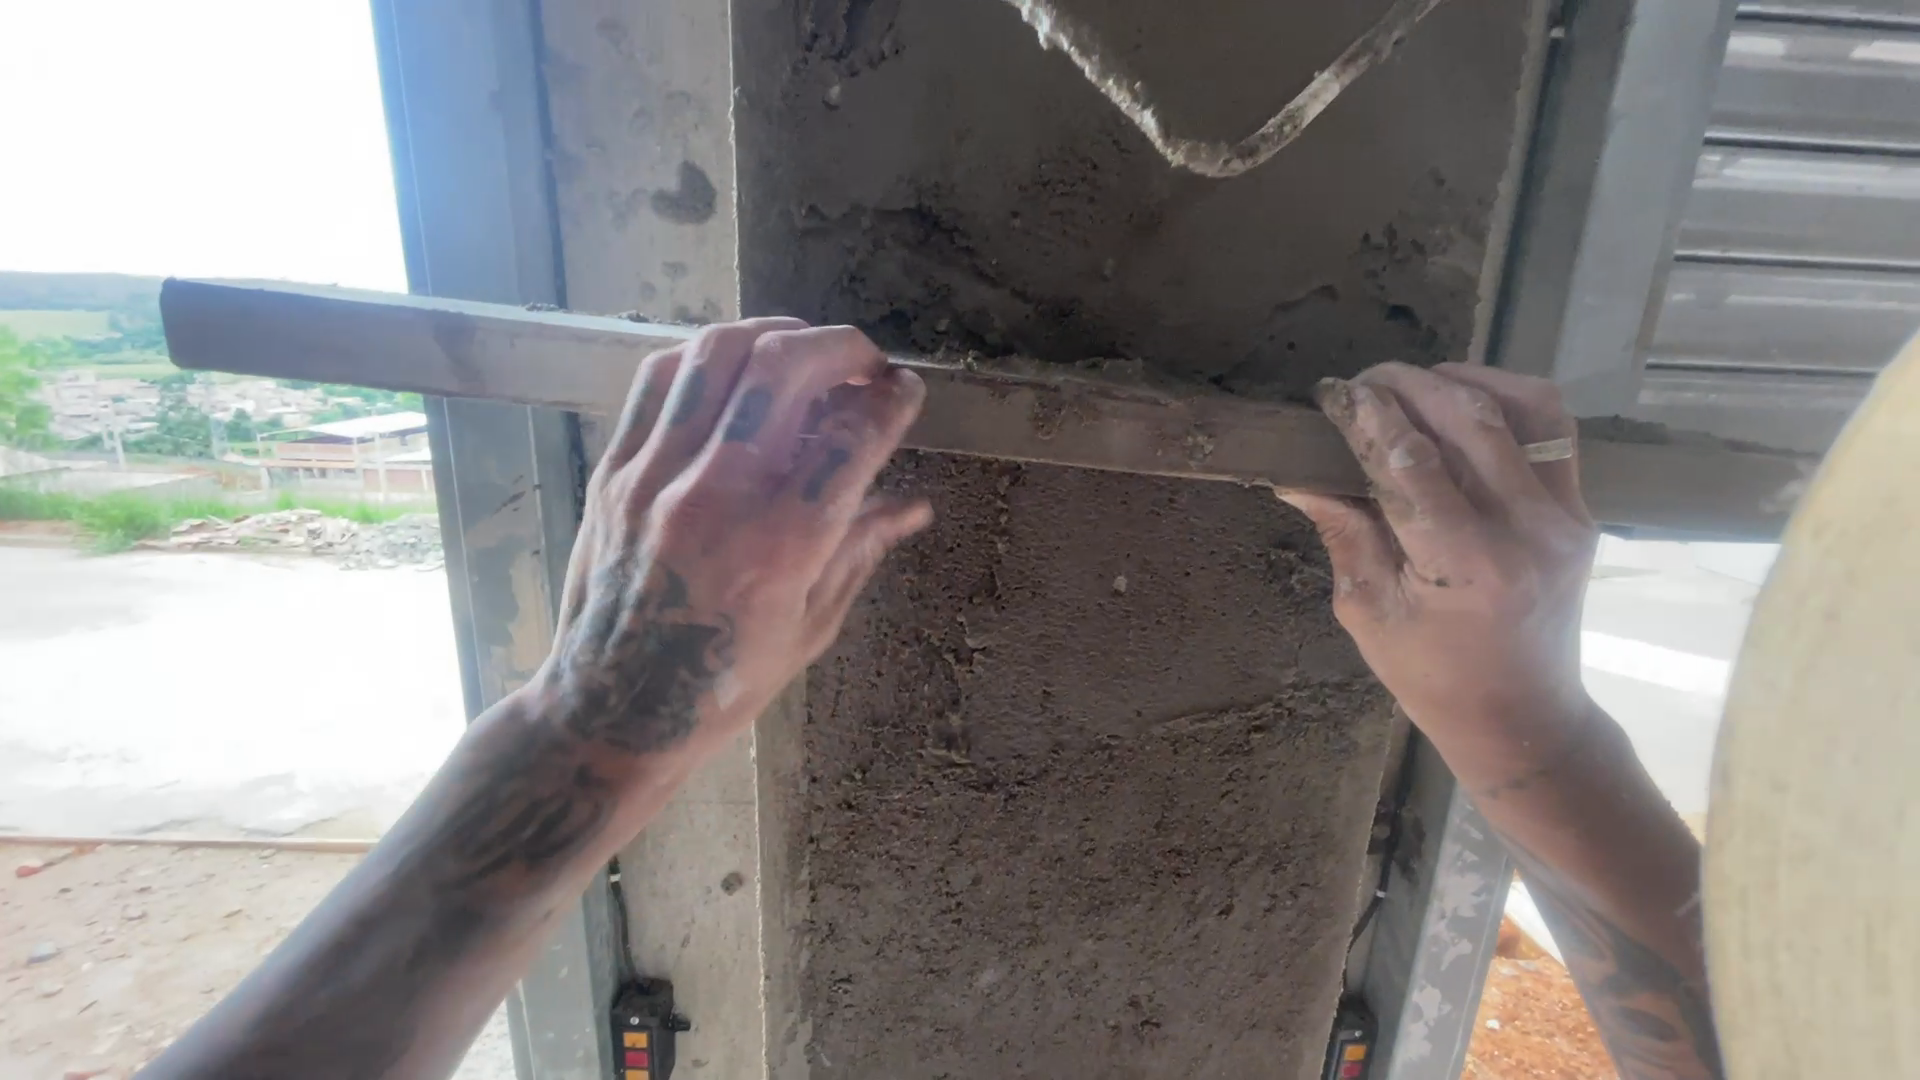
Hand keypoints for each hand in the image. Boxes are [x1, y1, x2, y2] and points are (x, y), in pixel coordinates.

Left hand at [535, 318, 930, 768]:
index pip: (852, 437)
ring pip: (718, 355)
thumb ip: (861, 551)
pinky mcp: (615, 470)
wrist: (610, 711)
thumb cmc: (726, 684)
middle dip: (841, 347)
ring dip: (776, 334)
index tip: (907, 391)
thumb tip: (916, 506)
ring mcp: (656, 475)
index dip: (893, 401)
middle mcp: (718, 496)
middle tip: (866, 363)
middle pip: (784, 370)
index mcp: (783, 547)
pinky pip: (659, 378)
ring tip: (805, 352)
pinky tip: (739, 366)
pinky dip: (710, 354)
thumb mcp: (811, 628)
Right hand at [1281, 362, 1598, 756]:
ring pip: (1523, 409)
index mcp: (1464, 563)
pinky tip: (1463, 397)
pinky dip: (1507, 397)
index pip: (1409, 461)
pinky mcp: (1581, 509)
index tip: (1331, 393)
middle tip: (1359, 381)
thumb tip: (1296, 477)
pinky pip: (1554, 429)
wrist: (1521, 711)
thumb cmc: (1428, 673)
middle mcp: (1526, 528)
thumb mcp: (1365, 610)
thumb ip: (1343, 532)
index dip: (1366, 417)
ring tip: (1410, 381)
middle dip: (1405, 386)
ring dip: (1460, 380)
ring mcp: (1564, 514)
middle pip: (1467, 420)